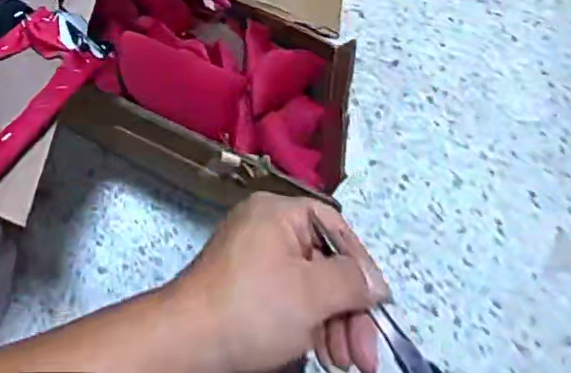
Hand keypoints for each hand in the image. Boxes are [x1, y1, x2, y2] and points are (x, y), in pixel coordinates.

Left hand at [162, 193, 388, 372]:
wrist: (192, 337)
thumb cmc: (253, 306)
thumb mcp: (311, 293)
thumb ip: (350, 281)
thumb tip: (374, 279)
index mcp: (277, 213)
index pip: (332, 225)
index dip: (360, 263)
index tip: (378, 305)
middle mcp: (265, 226)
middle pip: (325, 260)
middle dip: (350, 309)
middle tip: (365, 357)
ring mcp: (255, 256)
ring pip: (310, 284)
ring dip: (334, 323)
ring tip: (343, 363)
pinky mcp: (248, 285)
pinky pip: (290, 296)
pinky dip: (310, 323)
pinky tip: (321, 354)